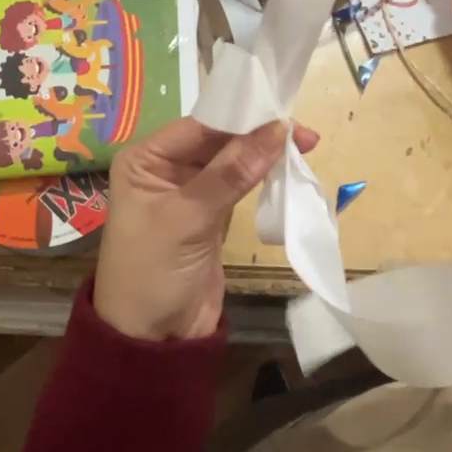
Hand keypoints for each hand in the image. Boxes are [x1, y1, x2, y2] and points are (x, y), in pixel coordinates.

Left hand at [96, 118, 319, 340]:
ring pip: (234, 160)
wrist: (152, 339)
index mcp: (146, 159)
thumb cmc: (153, 271)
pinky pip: (241, 184)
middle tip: (305, 132)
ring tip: (306, 144)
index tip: (284, 112)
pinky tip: (288, 168)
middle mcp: (166, 168)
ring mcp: (190, 191)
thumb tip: (279, 129)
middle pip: (219, 139)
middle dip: (259, 134)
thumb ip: (232, 173)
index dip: (242, 116)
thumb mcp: (188, 217)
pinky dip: (264, 177)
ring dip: (266, 154)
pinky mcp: (212, 214)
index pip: (199, 125)